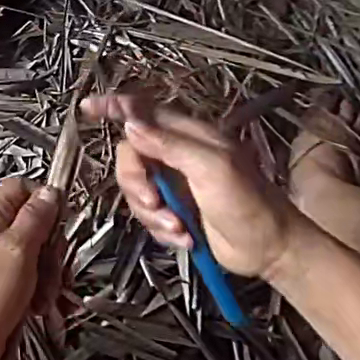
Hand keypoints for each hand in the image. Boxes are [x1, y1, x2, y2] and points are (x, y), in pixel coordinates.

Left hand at [0, 178, 59, 359]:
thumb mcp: (18, 248)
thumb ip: (38, 217)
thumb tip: (51, 191)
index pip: (26, 188)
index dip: (47, 204)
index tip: (58, 226)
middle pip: (38, 224)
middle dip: (52, 250)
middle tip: (49, 269)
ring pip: (40, 254)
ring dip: (49, 276)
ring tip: (42, 296)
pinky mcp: (4, 285)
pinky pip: (34, 279)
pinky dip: (41, 293)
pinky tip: (39, 307)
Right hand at [84, 92, 305, 280]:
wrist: (271, 251)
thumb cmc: (249, 204)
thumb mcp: (211, 168)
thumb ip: (168, 144)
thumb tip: (130, 124)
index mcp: (188, 134)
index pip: (144, 111)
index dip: (115, 107)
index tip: (88, 108)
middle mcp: (176, 154)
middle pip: (131, 155)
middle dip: (137, 183)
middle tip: (155, 202)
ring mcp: (174, 182)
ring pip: (135, 187)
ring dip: (152, 213)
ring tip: (179, 227)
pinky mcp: (173, 209)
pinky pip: (147, 213)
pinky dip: (160, 228)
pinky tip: (184, 236)